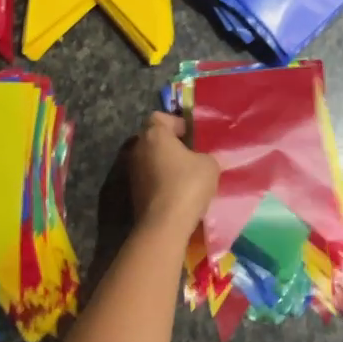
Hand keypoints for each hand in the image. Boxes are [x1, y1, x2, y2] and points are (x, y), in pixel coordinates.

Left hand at [128, 113, 218, 238]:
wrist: (164, 224)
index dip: (176, 123)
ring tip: (187, 176)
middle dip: (172, 145)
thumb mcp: (210, 165)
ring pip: (151, 159)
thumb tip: (204, 159)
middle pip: (154, 138)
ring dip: (166, 164)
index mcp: (154, 134)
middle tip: (192, 155)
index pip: (160, 117)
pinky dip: (161, 180)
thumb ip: (207, 155)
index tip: (192, 136)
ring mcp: (133, 170)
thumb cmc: (187, 185)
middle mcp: (138, 148)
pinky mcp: (133, 191)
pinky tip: (178, 193)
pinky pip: (149, 178)